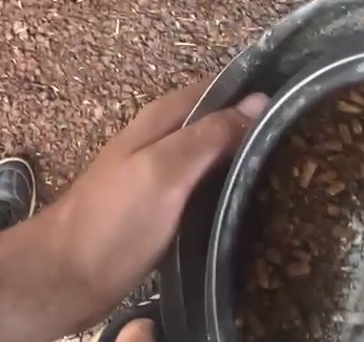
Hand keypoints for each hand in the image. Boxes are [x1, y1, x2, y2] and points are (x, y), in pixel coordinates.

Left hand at [23, 82, 268, 331]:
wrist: (67, 274)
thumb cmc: (116, 218)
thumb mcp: (167, 169)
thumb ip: (209, 134)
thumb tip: (258, 100)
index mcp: (163, 117)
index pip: (217, 89)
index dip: (252, 93)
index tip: (293, 105)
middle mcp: (162, 137)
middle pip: (216, 120)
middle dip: (252, 127)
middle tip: (296, 144)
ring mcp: (160, 172)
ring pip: (211, 154)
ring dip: (240, 158)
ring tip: (285, 172)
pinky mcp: (161, 206)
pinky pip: (203, 186)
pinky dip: (226, 188)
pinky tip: (249, 204)